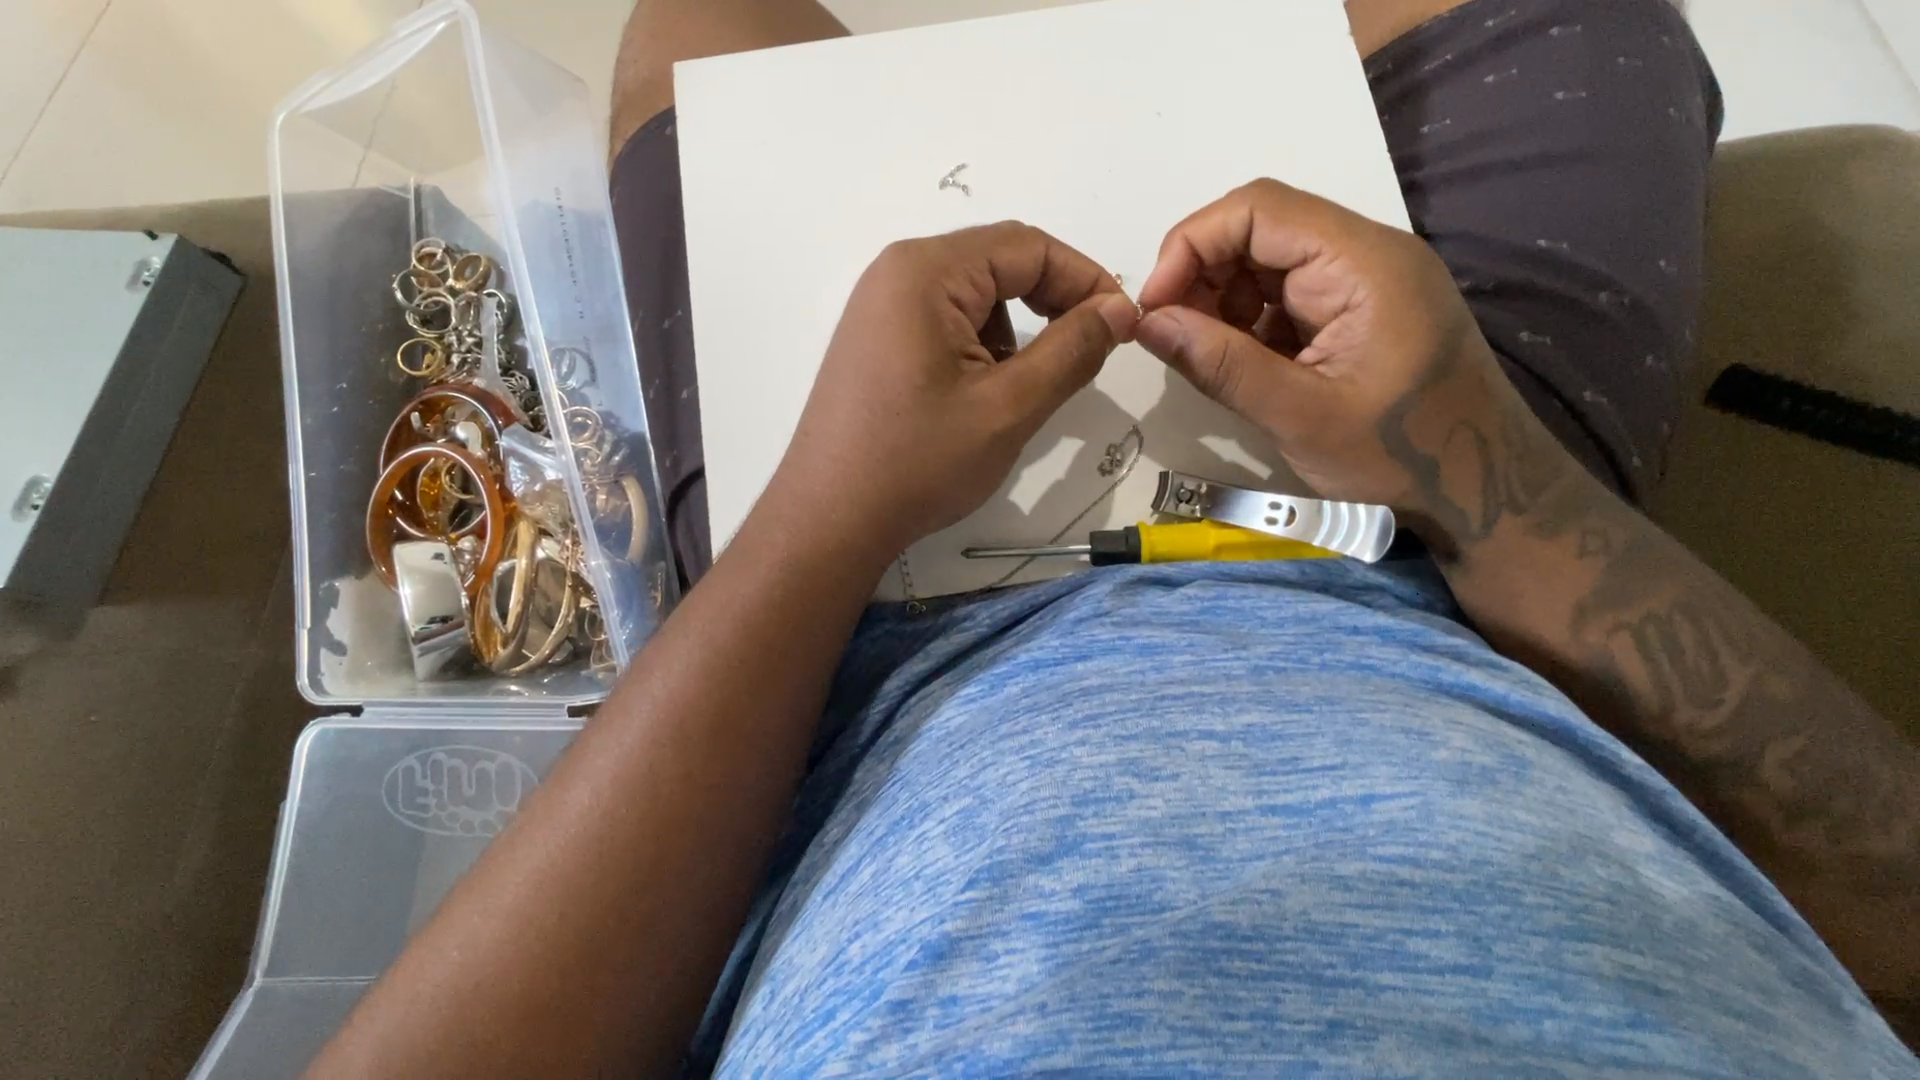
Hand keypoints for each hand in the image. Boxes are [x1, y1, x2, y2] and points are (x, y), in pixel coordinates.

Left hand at [761, 221, 1139, 562]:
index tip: (1123, 326)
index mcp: (926, 271)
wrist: (829, 520)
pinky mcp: (875, 343)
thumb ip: (1072, 350)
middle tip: (1086, 356)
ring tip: (1019, 394)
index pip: (1027, 247)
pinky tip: (978, 400)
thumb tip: (1120, 308)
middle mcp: (897, 274)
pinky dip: (980, 350)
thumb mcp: (1009, 408)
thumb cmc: (917, 463)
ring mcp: (879, 308)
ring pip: (974, 298)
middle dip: (1051, 305)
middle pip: (998, 264)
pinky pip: (945, 324)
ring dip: (1015, 334)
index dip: (1085, 280)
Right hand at [1134, 180, 1573, 553]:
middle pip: (1261, 229)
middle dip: (1202, 276)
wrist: (1482, 487)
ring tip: (1207, 357)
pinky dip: (1249, 323)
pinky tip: (1243, 365)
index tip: (1153, 308)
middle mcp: (1366, 254)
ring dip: (1222, 302)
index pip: (1258, 209)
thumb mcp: (1298, 416)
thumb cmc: (1399, 456)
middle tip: (1172, 337)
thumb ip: (1220, 364)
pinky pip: (1287, 295)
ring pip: (1268, 263)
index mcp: (1362, 263)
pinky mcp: (1358, 310)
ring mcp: (1365, 281)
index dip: (1191, 246)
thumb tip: (1146, 324)